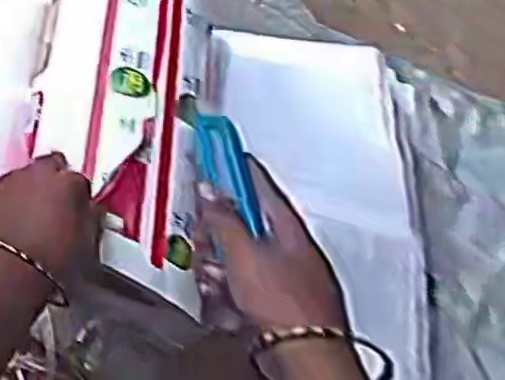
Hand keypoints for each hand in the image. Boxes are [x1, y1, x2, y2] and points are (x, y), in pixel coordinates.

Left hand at [0, 152, 97, 285]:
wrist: (15, 266)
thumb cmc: (55, 260)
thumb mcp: (89, 242)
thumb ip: (90, 217)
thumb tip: (90, 212)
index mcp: (68, 184)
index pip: (79, 179)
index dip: (80, 194)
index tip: (81, 206)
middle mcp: (38, 173)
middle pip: (50, 165)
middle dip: (55, 179)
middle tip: (60, 202)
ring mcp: (13, 178)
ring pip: (27, 174)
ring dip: (33, 187)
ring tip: (38, 213)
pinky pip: (7, 186)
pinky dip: (13, 195)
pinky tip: (18, 216)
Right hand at [198, 157, 347, 332]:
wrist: (301, 355)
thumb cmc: (281, 301)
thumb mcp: (242, 251)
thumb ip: (223, 217)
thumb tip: (208, 188)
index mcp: (293, 237)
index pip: (265, 192)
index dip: (244, 170)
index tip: (228, 150)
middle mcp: (294, 254)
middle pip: (248, 222)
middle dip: (220, 224)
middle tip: (203, 225)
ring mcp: (288, 278)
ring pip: (241, 250)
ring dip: (220, 254)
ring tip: (212, 268)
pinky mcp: (276, 299)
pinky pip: (243, 274)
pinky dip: (227, 275)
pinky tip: (219, 284)